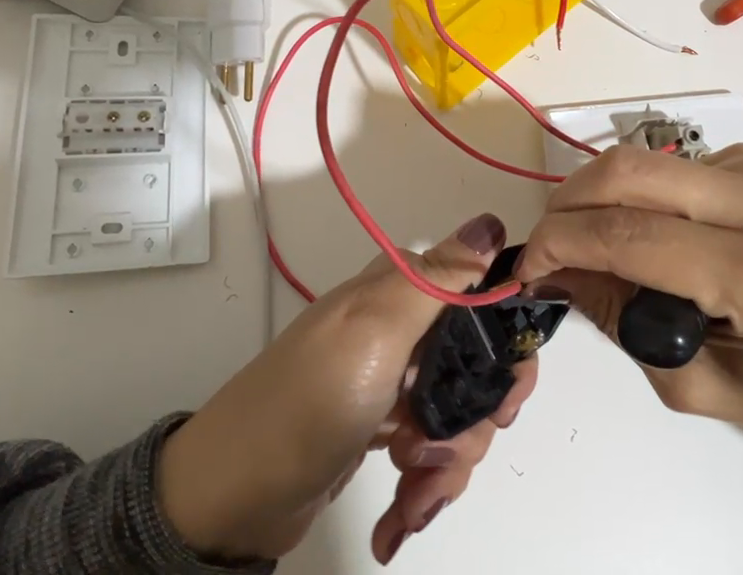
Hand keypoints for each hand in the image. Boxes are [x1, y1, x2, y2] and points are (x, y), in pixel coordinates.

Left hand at [158, 213, 536, 564]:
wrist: (235, 492)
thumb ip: (441, 279)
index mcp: (400, 293)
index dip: (507, 350)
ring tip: (411, 487)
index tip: (503, 397)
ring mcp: (389, 383)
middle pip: (478, 370)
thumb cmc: (313, 399)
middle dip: (471, 423)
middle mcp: (400, 330)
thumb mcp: (377, 328)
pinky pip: (430, 453)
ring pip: (458, 418)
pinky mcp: (380, 429)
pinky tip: (400, 518)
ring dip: (445, 465)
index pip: (483, 302)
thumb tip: (492, 223)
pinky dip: (423, 487)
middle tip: (438, 448)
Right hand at [514, 144, 742, 442]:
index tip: (527, 270)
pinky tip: (648, 230)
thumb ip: (616, 317)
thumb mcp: (688, 382)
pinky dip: (636, 194)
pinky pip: (667, 163)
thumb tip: (550, 267)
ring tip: (584, 241)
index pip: (632, 236)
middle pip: (631, 174)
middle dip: (567, 205)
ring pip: (642, 160)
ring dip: (594, 196)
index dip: (562, 244)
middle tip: (545, 246)